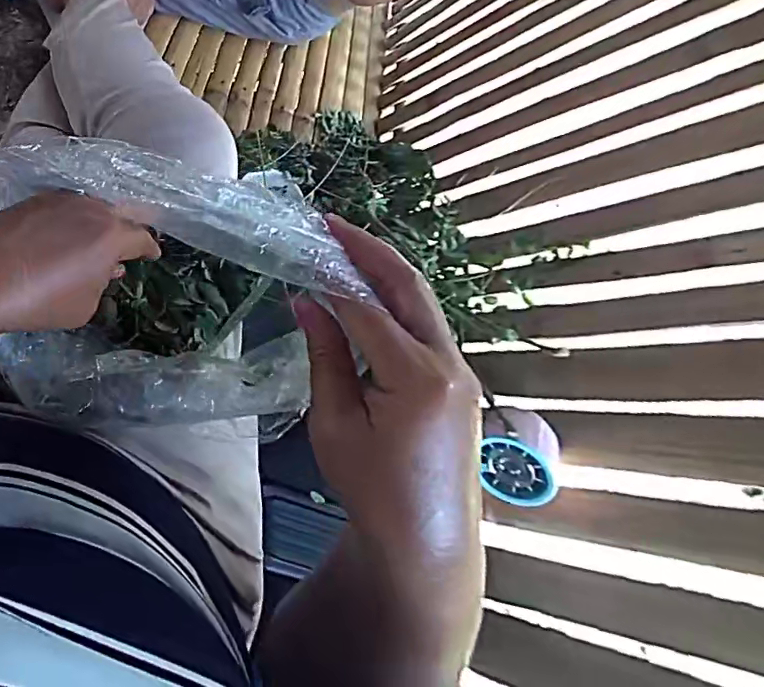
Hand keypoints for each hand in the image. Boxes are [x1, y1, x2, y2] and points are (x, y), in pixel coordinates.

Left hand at [0, 191, 159, 339]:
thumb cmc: (36, 299)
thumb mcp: (83, 307)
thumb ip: (102, 285)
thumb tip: (103, 270)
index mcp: (111, 234)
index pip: (143, 237)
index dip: (150, 249)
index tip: (152, 256)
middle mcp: (91, 208)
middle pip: (121, 213)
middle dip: (130, 228)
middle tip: (130, 244)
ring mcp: (60, 199)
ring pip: (92, 207)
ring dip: (99, 223)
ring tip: (94, 244)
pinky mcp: (34, 200)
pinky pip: (67, 207)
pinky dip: (74, 220)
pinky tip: (64, 237)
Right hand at [296, 216, 481, 551]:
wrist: (425, 540)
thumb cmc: (371, 486)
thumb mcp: (333, 421)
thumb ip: (324, 354)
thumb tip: (306, 301)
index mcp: (416, 376)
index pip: (365, 308)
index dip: (331, 275)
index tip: (303, 246)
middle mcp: (448, 364)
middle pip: (407, 287)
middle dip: (368, 249)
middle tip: (330, 223)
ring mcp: (460, 371)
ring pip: (420, 302)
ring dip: (383, 270)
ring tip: (344, 246)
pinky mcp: (457, 380)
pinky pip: (424, 325)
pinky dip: (393, 300)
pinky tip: (366, 291)